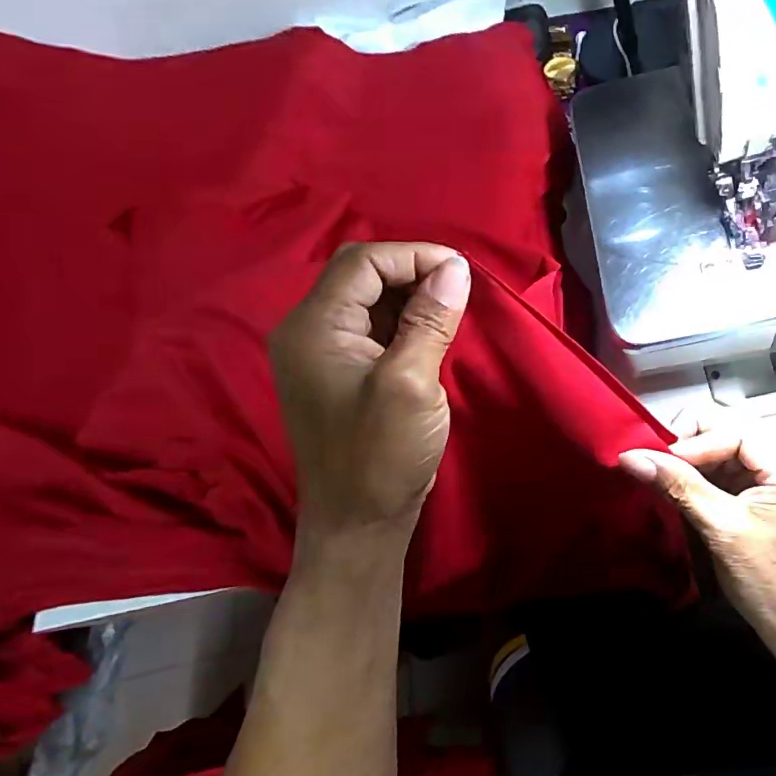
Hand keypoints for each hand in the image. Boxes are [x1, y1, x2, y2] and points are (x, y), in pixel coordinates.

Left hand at [269, 242, 470, 545]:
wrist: (360, 519)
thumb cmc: (381, 454)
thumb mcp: (411, 383)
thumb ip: (429, 321)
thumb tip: (455, 268)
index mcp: (314, 328)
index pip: (362, 263)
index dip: (415, 256)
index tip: (465, 272)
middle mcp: (310, 332)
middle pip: (362, 275)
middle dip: (416, 271)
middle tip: (464, 288)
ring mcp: (326, 354)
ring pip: (371, 300)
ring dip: (415, 295)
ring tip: (456, 307)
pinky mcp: (346, 373)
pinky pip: (377, 327)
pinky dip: (409, 319)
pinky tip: (437, 330)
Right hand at [619, 419, 775, 653]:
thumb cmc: (771, 584)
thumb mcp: (724, 530)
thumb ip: (680, 487)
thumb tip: (631, 456)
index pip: (741, 433)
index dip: (696, 442)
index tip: (656, 458)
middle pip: (738, 437)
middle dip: (694, 448)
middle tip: (656, 462)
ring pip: (734, 454)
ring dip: (697, 463)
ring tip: (663, 473)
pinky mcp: (774, 498)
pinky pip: (737, 475)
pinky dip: (708, 479)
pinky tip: (683, 485)